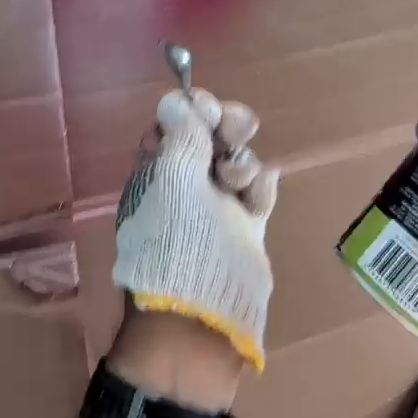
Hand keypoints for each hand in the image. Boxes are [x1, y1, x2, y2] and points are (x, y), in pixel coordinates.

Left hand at [112, 89, 279, 371]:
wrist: (198, 317)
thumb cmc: (176, 239)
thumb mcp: (172, 178)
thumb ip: (181, 135)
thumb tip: (175, 100)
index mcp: (157, 168)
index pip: (175, 122)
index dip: (194, 109)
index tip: (209, 109)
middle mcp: (184, 182)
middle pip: (211, 135)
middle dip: (228, 126)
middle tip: (238, 128)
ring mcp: (215, 206)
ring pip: (237, 160)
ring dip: (242, 160)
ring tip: (239, 181)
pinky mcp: (244, 228)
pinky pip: (257, 192)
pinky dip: (261, 187)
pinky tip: (259, 195)